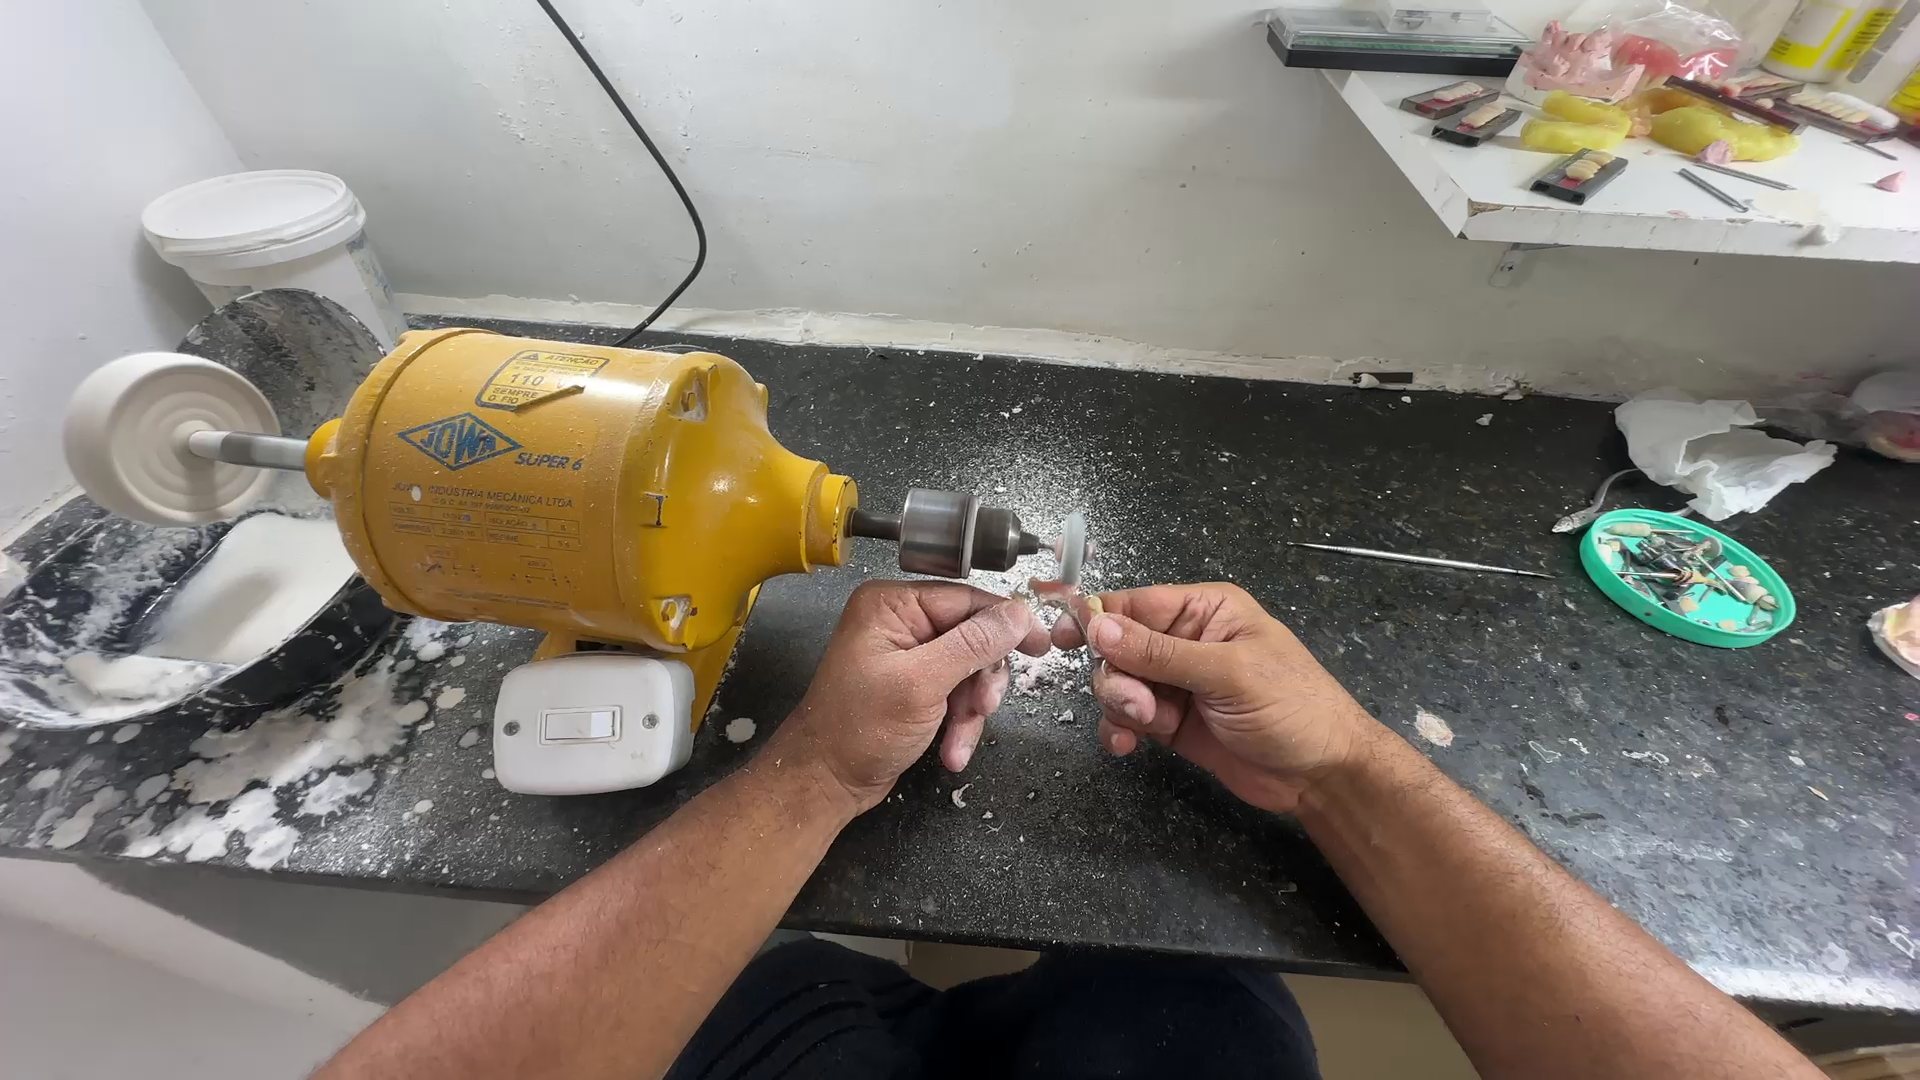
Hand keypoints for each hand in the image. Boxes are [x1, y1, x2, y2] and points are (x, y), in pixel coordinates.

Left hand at [772, 580, 1048, 813]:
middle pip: (973, 637)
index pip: (966, 599)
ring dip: (971, 709)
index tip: (1040, 646)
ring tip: (958, 741)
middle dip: (980, 680)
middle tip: (984, 707)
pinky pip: (955, 692)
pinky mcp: (915, 684)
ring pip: (969, 670)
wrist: (826, 783)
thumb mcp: (923, 683)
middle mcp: (901, 621)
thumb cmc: (862, 727)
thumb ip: (974, 644)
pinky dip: (959, 722)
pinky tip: (951, 751)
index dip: (1006, 623)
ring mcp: (908, 654)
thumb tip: (1020, 613)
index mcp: (893, 604)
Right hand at [1052, 583, 1382, 813]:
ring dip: (1120, 704)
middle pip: (1117, 647)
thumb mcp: (1227, 673)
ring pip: (1116, 683)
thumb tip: (1097, 626)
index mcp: (1202, 611)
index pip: (1135, 605)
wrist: (1322, 777)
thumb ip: (1159, 652)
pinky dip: (1119, 729)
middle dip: (1117, 675)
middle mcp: (1182, 641)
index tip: (1063, 638)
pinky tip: (1126, 744)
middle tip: (1139, 703)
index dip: (1096, 619)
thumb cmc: (1291, 707)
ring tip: (1148, 725)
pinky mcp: (1168, 721)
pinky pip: (1126, 717)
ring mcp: (1173, 683)